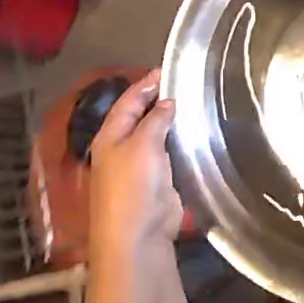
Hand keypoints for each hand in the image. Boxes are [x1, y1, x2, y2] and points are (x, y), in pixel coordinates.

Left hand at [88, 70, 182, 255]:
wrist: (139, 233)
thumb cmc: (134, 184)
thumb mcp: (143, 144)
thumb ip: (155, 119)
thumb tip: (167, 102)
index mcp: (110, 136)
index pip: (127, 102)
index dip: (145, 84)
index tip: (166, 69)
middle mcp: (121, 148)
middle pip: (139, 116)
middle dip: (157, 99)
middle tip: (182, 81)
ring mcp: (139, 164)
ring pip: (155, 133)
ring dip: (169, 119)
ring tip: (192, 101)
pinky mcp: (157, 179)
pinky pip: (168, 150)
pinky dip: (178, 138)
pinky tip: (193, 130)